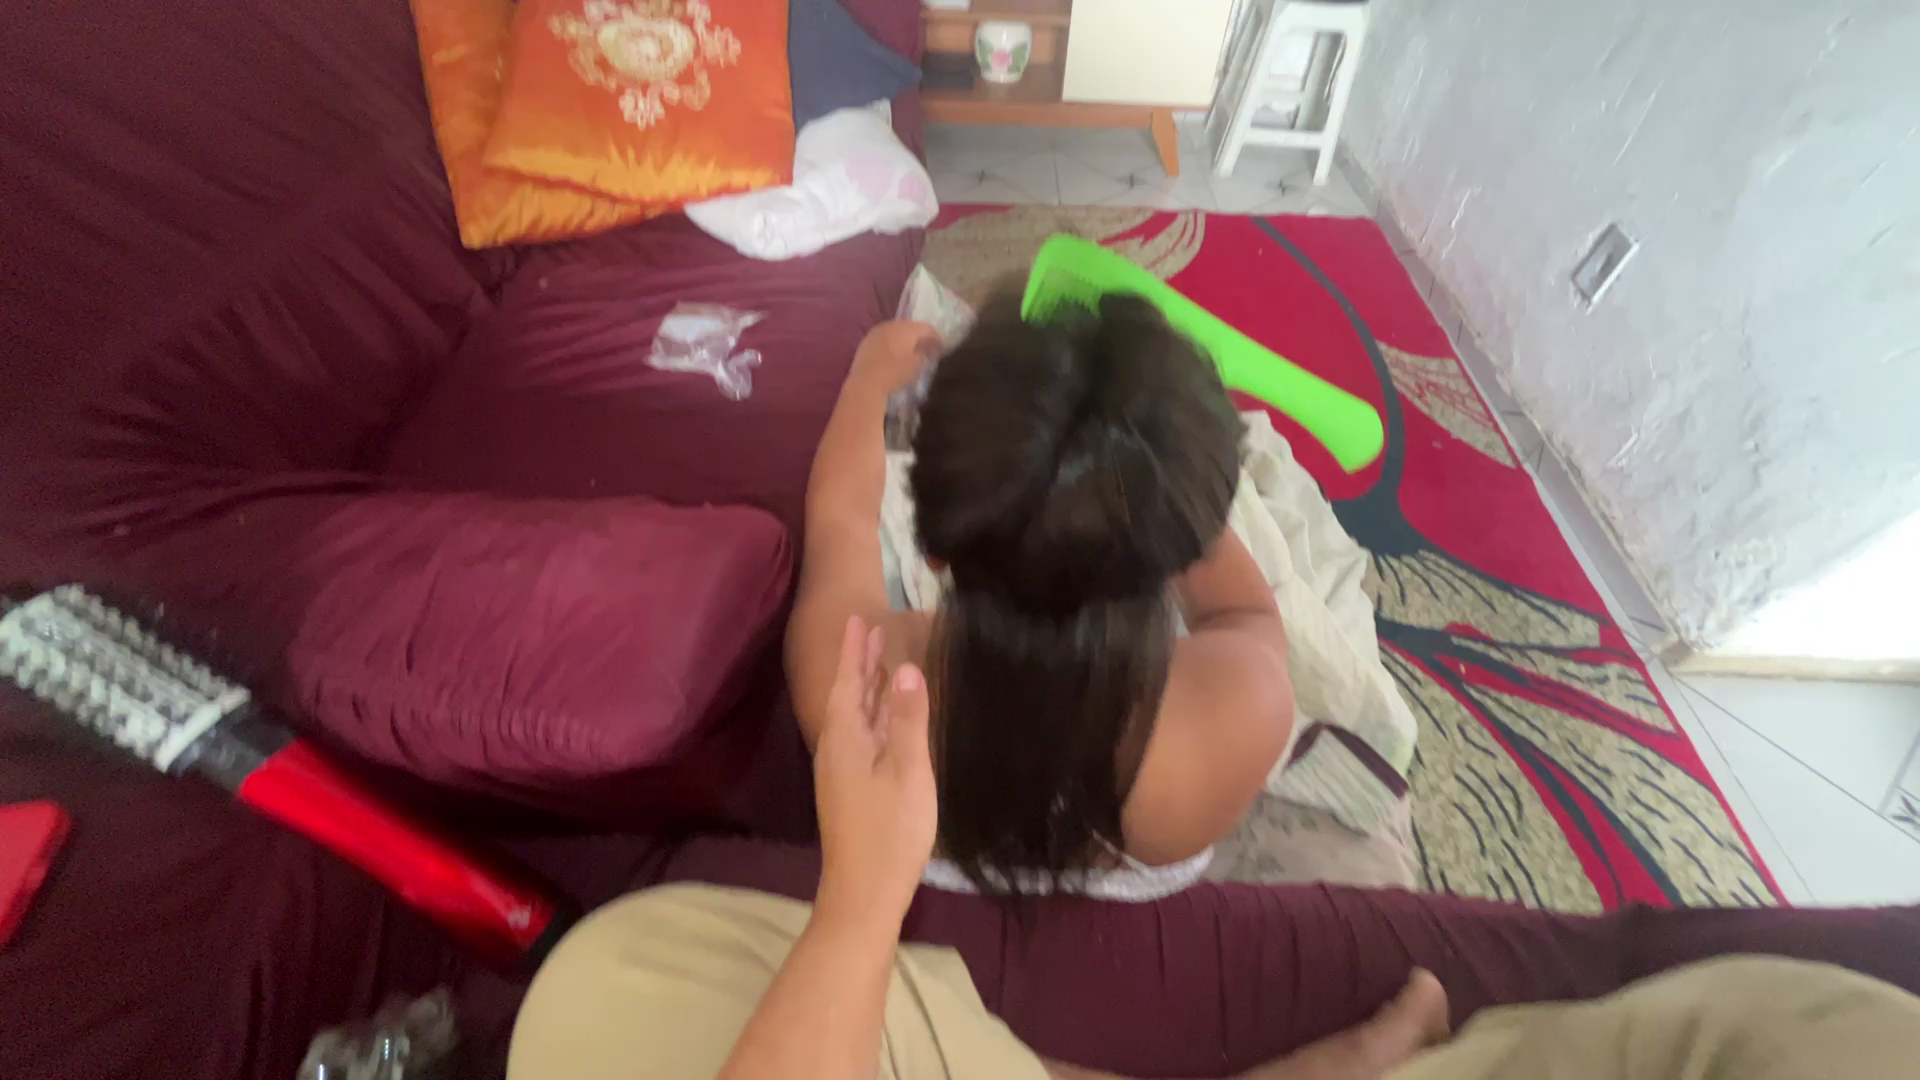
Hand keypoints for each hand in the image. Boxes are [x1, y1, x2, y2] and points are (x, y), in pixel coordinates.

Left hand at [812, 615, 937, 930]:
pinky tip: (888, 715)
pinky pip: (863, 733)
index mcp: (847, 736)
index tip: (857, 617)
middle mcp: (839, 746)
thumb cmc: (890, 828)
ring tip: (882, 660)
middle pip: (849, 694)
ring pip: (856, 714)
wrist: (863, 892)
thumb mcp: (908, 769)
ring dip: (867, 685)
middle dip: (861, 662)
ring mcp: (844, 768)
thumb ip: (908, 717)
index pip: (847, 680)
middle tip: (874, 629)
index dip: (854, 649)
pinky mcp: (852, 786)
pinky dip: (875, 712)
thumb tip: (907, 668)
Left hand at [850, 319, 939, 394]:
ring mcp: (877, 331)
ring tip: (909, 353)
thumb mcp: (917, 365)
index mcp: (907, 328)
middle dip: (919, 337)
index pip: (927, 328)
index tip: (941, 348)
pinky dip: (891, 344)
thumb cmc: (895, 372)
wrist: (866, 382)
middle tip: (925, 349)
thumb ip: (924, 353)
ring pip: (895, 331)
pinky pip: (884, 338)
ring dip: (904, 340)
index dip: (936, 337)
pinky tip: (893, 355)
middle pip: (910, 327)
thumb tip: (926, 348)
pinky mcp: (866, 341)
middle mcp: (892, 324)